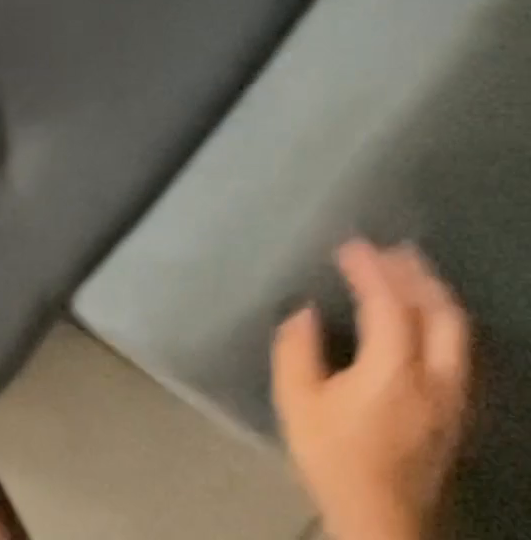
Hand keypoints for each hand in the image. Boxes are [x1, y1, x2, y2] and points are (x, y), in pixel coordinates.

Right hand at [273, 240, 470, 539]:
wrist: (381, 511)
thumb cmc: (330, 451)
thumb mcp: (296, 399)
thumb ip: (298, 350)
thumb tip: (305, 313)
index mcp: (393, 372)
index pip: (389, 308)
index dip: (371, 272)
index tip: (350, 245)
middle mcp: (436, 379)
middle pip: (441, 316)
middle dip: (418, 277)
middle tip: (391, 249)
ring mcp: (454, 396)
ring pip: (459, 333)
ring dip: (435, 297)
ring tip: (412, 271)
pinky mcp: (457, 409)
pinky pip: (459, 351)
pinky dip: (442, 321)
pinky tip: (426, 317)